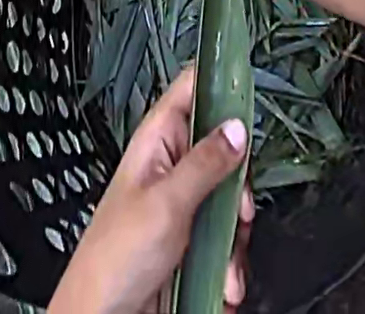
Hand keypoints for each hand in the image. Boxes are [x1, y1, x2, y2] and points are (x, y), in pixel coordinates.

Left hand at [50, 68, 253, 313]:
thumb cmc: (115, 256)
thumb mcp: (166, 204)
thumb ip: (205, 163)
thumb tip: (237, 127)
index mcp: (159, 137)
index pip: (192, 88)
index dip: (220, 81)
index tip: (248, 97)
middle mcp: (173, 162)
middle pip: (224, 146)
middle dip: (238, 185)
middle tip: (238, 209)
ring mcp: (184, 199)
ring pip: (230, 195)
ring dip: (235, 235)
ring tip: (226, 265)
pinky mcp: (192, 235)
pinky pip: (226, 234)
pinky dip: (230, 261)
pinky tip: (222, 282)